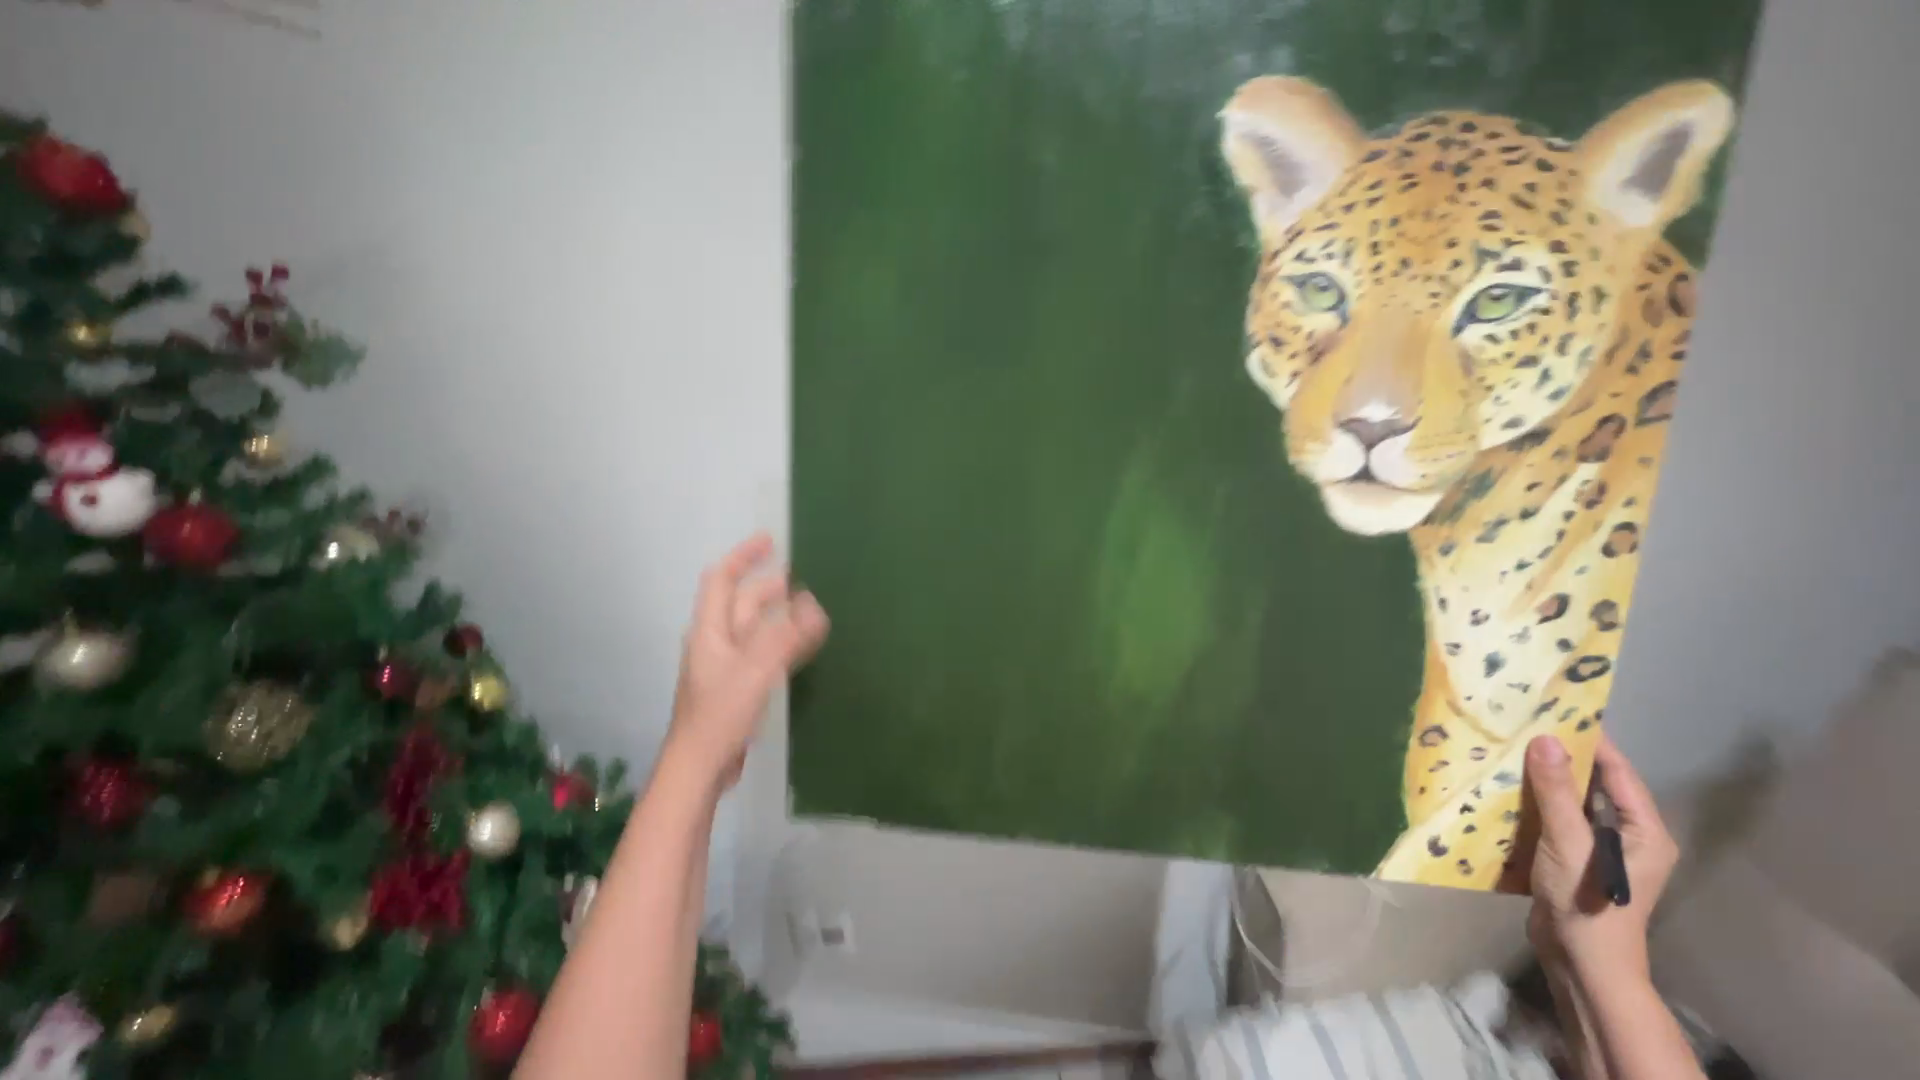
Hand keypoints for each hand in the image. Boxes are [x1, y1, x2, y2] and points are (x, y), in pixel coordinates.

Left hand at [664, 533, 829, 792]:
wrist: (699, 767)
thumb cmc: (720, 715)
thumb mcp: (755, 671)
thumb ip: (784, 636)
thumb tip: (813, 603)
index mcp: (710, 631)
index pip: (721, 580)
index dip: (743, 557)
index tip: (769, 541)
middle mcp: (714, 643)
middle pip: (738, 604)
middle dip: (765, 586)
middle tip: (797, 575)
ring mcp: (723, 668)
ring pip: (750, 629)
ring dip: (773, 614)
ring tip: (803, 605)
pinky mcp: (735, 690)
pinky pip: (758, 653)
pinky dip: (777, 641)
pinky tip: (796, 648)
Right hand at [1513, 734, 1678, 983]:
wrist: (1582, 963)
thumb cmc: (1588, 902)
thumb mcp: (1570, 842)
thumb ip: (1558, 792)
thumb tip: (1545, 739)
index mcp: (1645, 831)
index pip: (1619, 773)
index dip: (1592, 741)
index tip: (1557, 711)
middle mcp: (1628, 837)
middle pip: (1595, 786)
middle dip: (1562, 759)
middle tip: (1525, 728)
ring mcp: (1600, 851)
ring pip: (1572, 804)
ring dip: (1545, 782)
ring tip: (1510, 752)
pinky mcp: (1573, 861)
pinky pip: (1556, 822)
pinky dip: (1535, 806)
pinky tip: (1505, 792)